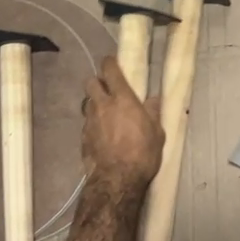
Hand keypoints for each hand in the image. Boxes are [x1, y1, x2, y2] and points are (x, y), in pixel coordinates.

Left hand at [82, 56, 163, 190]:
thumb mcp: (157, 133)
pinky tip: (101, 135)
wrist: (117, 180)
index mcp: (122, 99)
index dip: (109, 63)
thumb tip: (154, 99)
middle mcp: (102, 105)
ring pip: (87, 103)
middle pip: (90, 82)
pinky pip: (86, 124)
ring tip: (105, 114)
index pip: (110, 71)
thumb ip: (153, 113)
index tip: (111, 61)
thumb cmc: (142, 154)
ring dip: (94, 104)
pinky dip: (93, 124)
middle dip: (97, 82)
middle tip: (107, 89)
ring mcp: (89, 122)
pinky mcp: (82, 138)